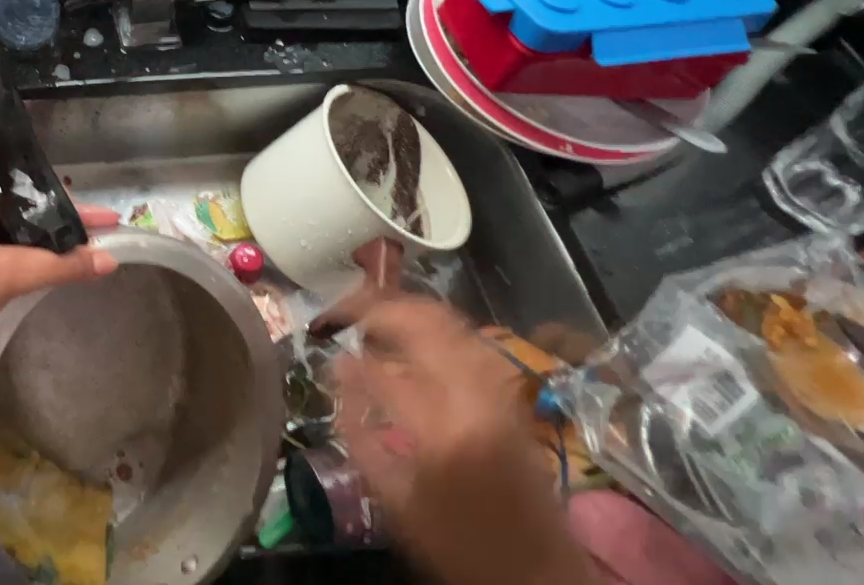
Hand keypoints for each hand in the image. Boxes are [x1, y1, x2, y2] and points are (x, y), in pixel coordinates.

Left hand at [0, 182, 117, 378]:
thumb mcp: (4, 275)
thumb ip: (58, 265)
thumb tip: (110, 259)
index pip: (30, 191)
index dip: (70, 203)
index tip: (110, 218)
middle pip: (28, 214)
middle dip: (66, 224)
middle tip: (107, 234)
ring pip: (21, 240)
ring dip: (52, 246)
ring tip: (92, 252)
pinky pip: (12, 261)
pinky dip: (37, 265)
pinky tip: (60, 273)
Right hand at [330, 298, 594, 584]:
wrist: (537, 573)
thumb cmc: (457, 542)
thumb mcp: (395, 498)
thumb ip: (359, 433)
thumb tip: (338, 375)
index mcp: (441, 429)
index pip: (382, 369)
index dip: (348, 351)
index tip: (325, 344)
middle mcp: (475, 398)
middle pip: (424, 322)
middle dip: (378, 305)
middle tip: (347, 308)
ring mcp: (499, 392)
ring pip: (452, 323)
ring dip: (409, 310)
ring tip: (376, 314)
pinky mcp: (512, 396)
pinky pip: (470, 340)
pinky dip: (438, 327)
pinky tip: (416, 335)